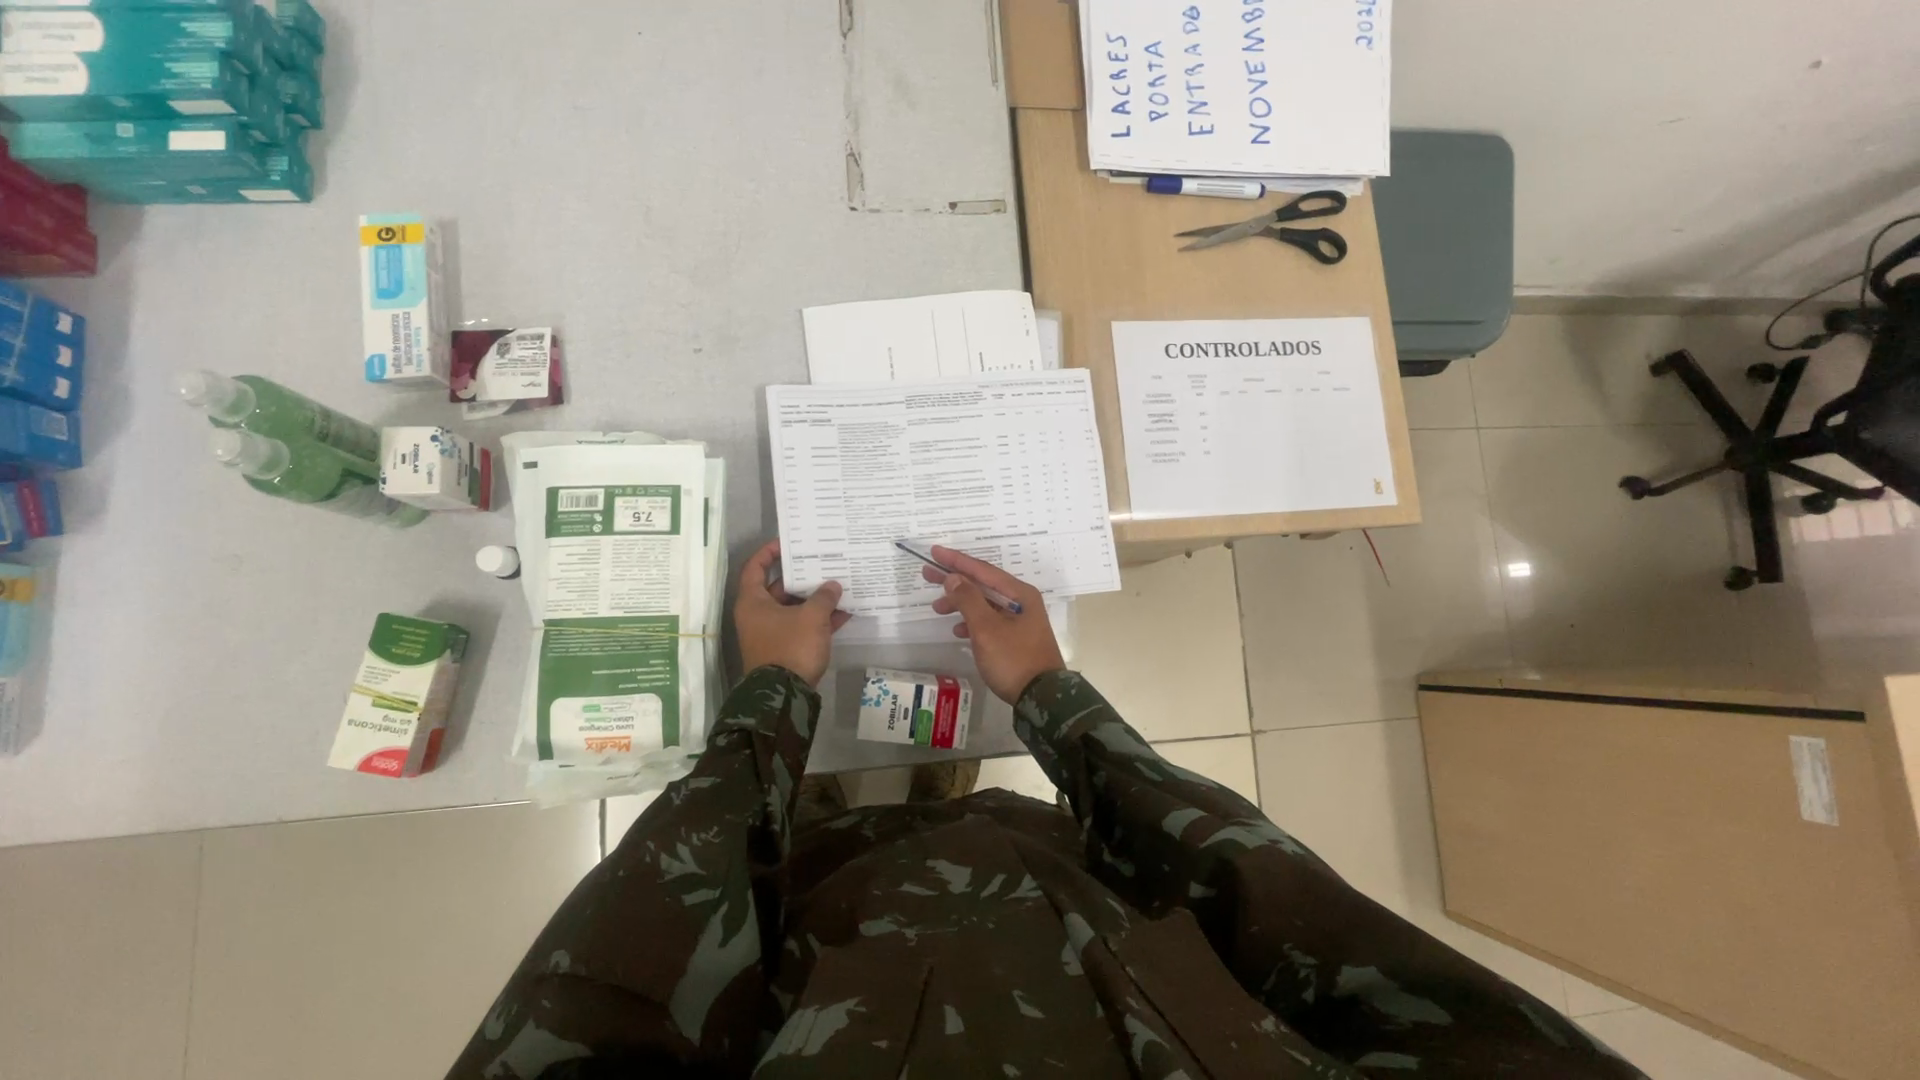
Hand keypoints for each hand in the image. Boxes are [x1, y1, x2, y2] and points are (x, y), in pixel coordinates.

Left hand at [735, 539, 849, 686]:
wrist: (784, 694)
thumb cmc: (791, 646)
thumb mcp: (811, 617)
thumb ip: (823, 597)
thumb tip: (832, 586)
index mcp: (753, 601)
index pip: (755, 567)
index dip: (769, 552)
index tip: (788, 543)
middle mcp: (758, 615)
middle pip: (779, 588)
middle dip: (803, 578)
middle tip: (823, 563)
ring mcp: (771, 633)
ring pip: (794, 608)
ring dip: (815, 600)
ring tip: (840, 588)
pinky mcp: (784, 649)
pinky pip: (802, 627)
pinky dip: (819, 621)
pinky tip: (844, 615)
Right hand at [921, 546, 1064, 702]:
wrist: (1042, 697)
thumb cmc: (1013, 659)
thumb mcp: (986, 628)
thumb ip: (968, 600)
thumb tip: (954, 578)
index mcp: (1019, 593)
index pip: (982, 570)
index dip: (956, 560)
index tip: (934, 552)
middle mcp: (1022, 601)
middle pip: (983, 584)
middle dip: (955, 580)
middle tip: (927, 575)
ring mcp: (1020, 621)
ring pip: (985, 604)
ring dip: (961, 603)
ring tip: (938, 608)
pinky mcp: (1016, 638)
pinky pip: (990, 621)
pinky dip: (972, 622)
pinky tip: (958, 631)